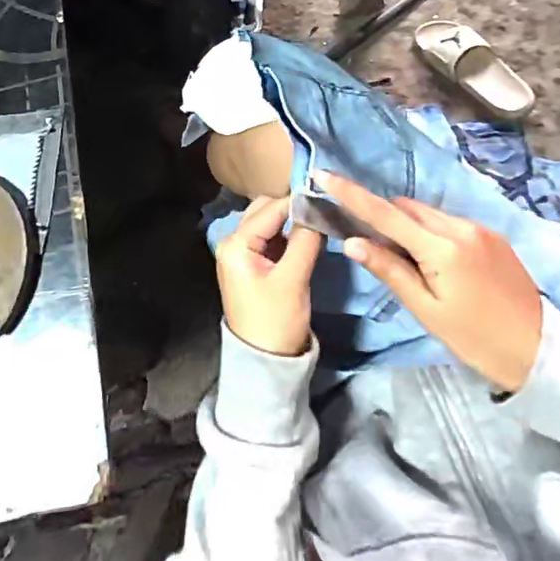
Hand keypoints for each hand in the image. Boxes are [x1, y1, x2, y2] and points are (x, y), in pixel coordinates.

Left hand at [216, 195, 322, 356]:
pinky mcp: (252, 264)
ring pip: (269, 222)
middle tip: (323, 210)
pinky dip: (287, 234)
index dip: (298, 201)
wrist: (264, 363)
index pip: (271, 208)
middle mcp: (232, 242)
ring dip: (290, 221)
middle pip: (265, 209)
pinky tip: (306, 237)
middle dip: (292, 208)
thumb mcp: (293, 279)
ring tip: (318, 221)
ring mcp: (240, 253)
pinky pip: (270, 238)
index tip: (327, 197)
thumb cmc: (276, 321)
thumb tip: (317, 208)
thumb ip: (305, 239)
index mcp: (235, 244)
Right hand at [319, 172, 543, 391]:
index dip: (352, 194)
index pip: (385, 214)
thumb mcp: (427, 310)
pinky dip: (433, 232)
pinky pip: (450, 222)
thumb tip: (353, 242)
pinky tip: (439, 263)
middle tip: (373, 246)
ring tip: (411, 262)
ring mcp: (480, 228)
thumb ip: (390, 271)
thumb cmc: (476, 339)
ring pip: (429, 213)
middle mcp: (461, 227)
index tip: (325, 175)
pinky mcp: (492, 235)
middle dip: (384, 217)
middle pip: (407, 208)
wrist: (539, 349)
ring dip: (410, 225)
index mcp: (442, 248)